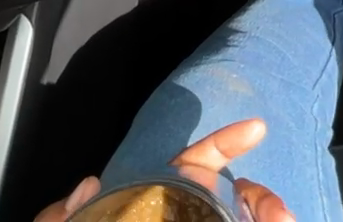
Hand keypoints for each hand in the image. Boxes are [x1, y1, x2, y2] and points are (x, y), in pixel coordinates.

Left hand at [31, 119, 294, 221]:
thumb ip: (62, 220)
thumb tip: (91, 184)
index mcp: (159, 203)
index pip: (198, 163)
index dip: (228, 142)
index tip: (258, 130)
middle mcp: (189, 219)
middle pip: (237, 198)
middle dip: (264, 199)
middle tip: (281, 216)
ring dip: (269, 219)